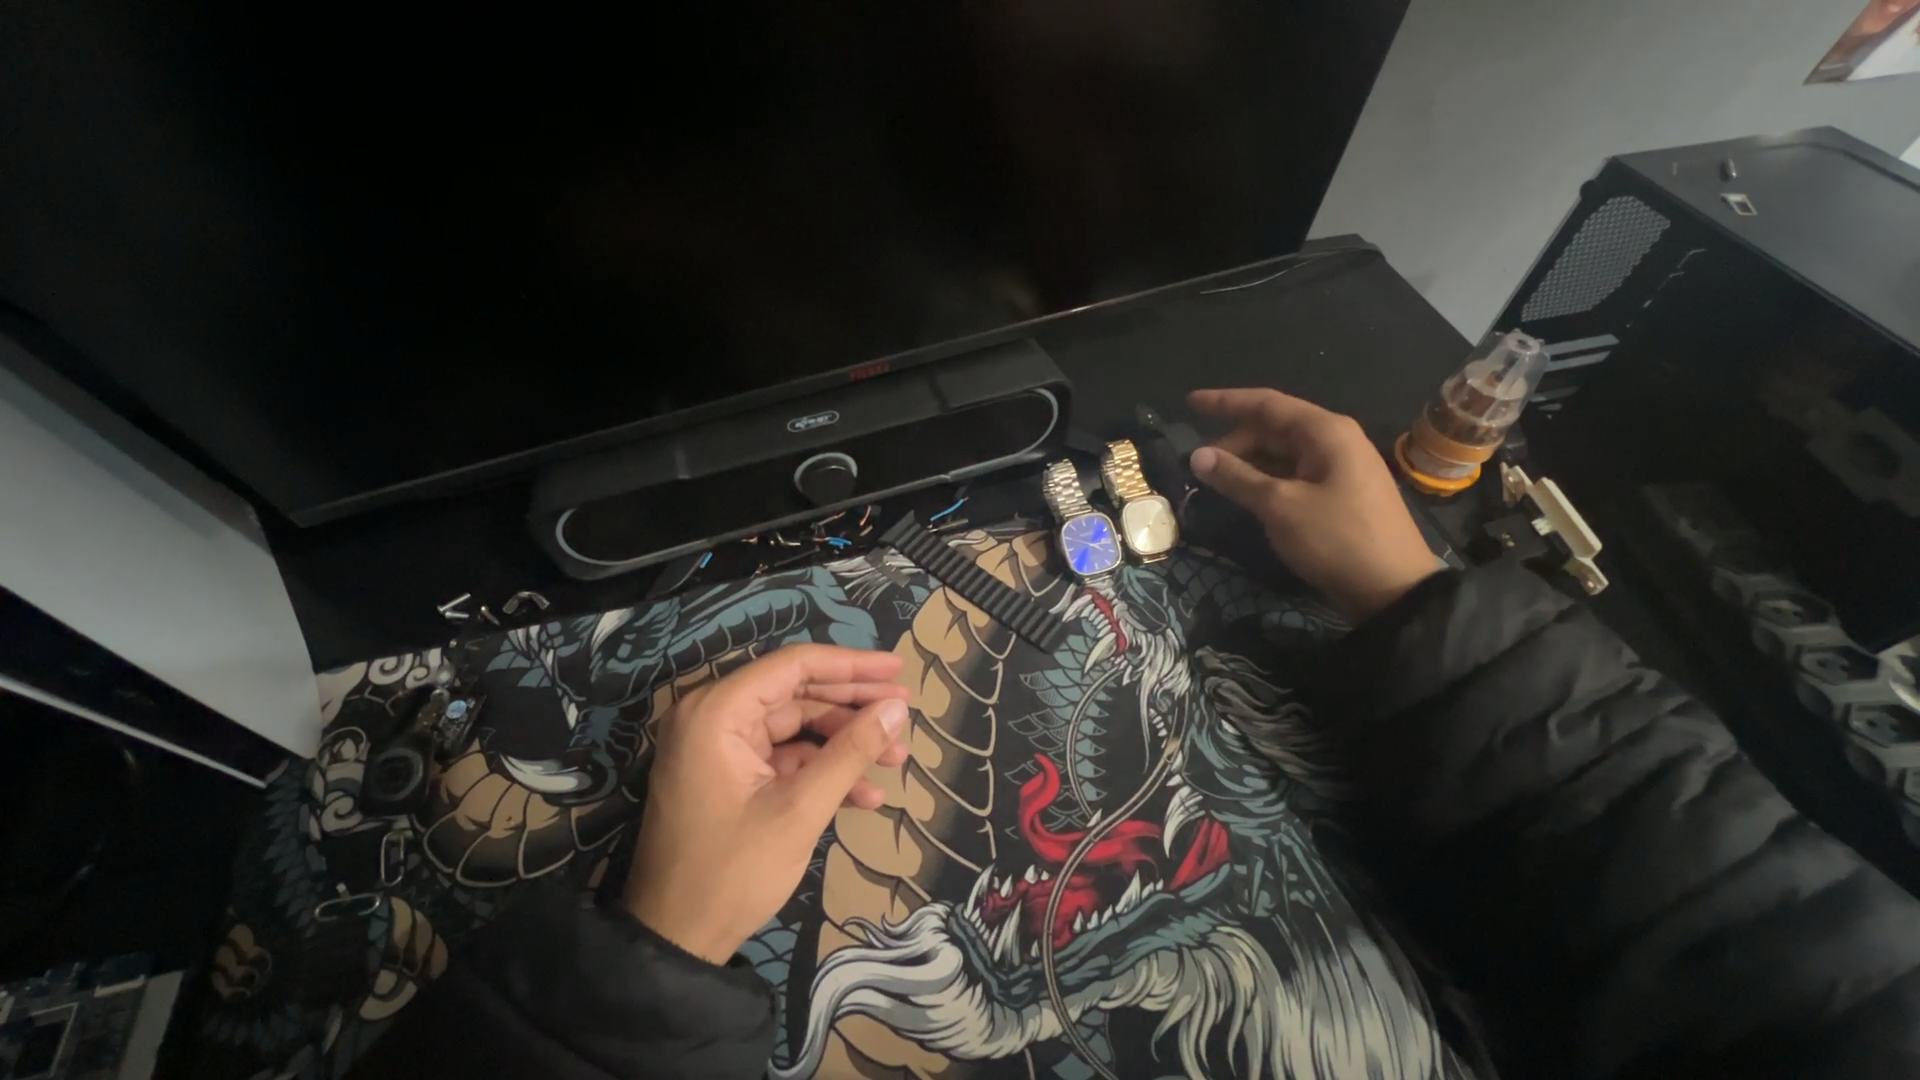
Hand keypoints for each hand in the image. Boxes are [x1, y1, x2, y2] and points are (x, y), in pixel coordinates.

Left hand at [623, 644, 910, 963]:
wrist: (676, 942)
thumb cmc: (733, 871)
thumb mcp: (800, 809)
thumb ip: (851, 751)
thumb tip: (896, 708)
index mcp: (718, 711)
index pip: (794, 665)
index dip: (852, 665)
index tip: (898, 669)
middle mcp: (714, 716)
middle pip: (797, 693)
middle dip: (854, 706)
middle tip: (906, 710)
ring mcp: (720, 747)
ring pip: (796, 726)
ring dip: (845, 743)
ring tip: (898, 759)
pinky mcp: (728, 775)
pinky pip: (783, 757)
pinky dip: (822, 770)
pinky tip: (866, 795)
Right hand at [1187, 387, 1439, 620]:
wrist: (1393, 588)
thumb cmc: (1336, 538)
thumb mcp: (1280, 506)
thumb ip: (1236, 477)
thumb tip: (1197, 455)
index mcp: (1325, 432)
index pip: (1267, 404)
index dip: (1225, 402)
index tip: (1190, 402)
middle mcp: (1334, 440)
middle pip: (1273, 428)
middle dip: (1234, 441)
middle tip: (1200, 465)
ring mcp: (1338, 467)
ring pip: (1282, 453)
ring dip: (1247, 462)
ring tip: (1215, 480)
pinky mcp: (1338, 493)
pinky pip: (1293, 474)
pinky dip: (1265, 479)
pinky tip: (1244, 493)